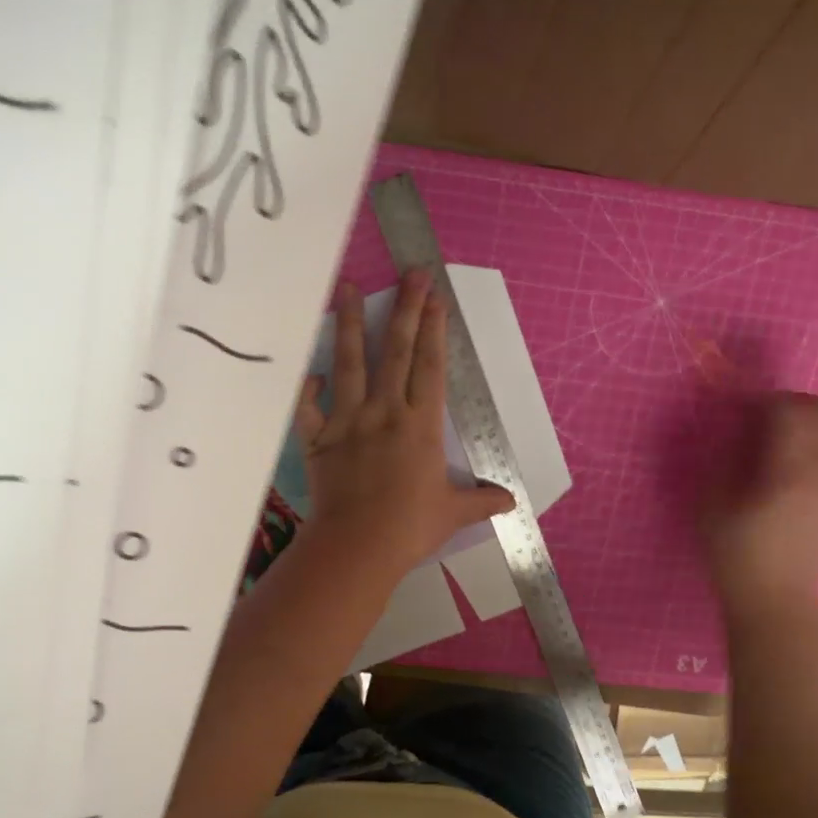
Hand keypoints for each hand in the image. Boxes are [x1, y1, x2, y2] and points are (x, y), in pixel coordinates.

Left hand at [294, 270, 514, 577]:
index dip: (434, 329)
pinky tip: (311, 373)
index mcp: (421, 425)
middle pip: (395, 352)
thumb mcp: (453, 514)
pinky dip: (308, 389)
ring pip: (349, 363)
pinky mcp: (318, 439)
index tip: (435, 297)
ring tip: (347, 288)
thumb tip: (510, 502)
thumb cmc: (410, 527)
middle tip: (410, 272)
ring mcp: (348, 422)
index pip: (430, 366)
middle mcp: (385, 412)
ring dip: (349, 324)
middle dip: (404, 309)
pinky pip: (308, 407)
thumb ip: (479, 501)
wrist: (358, 545)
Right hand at [702, 393, 817, 611]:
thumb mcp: (711, 505)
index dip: (761, 398)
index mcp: (791, 469)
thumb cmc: (736, 556)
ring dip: (800, 430)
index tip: (738, 406)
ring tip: (768, 452)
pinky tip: (784, 479)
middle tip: (757, 418)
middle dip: (788, 405)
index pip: (787, 408)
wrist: (777, 603)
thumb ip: (723, 460)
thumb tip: (732, 430)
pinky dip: (809, 453)